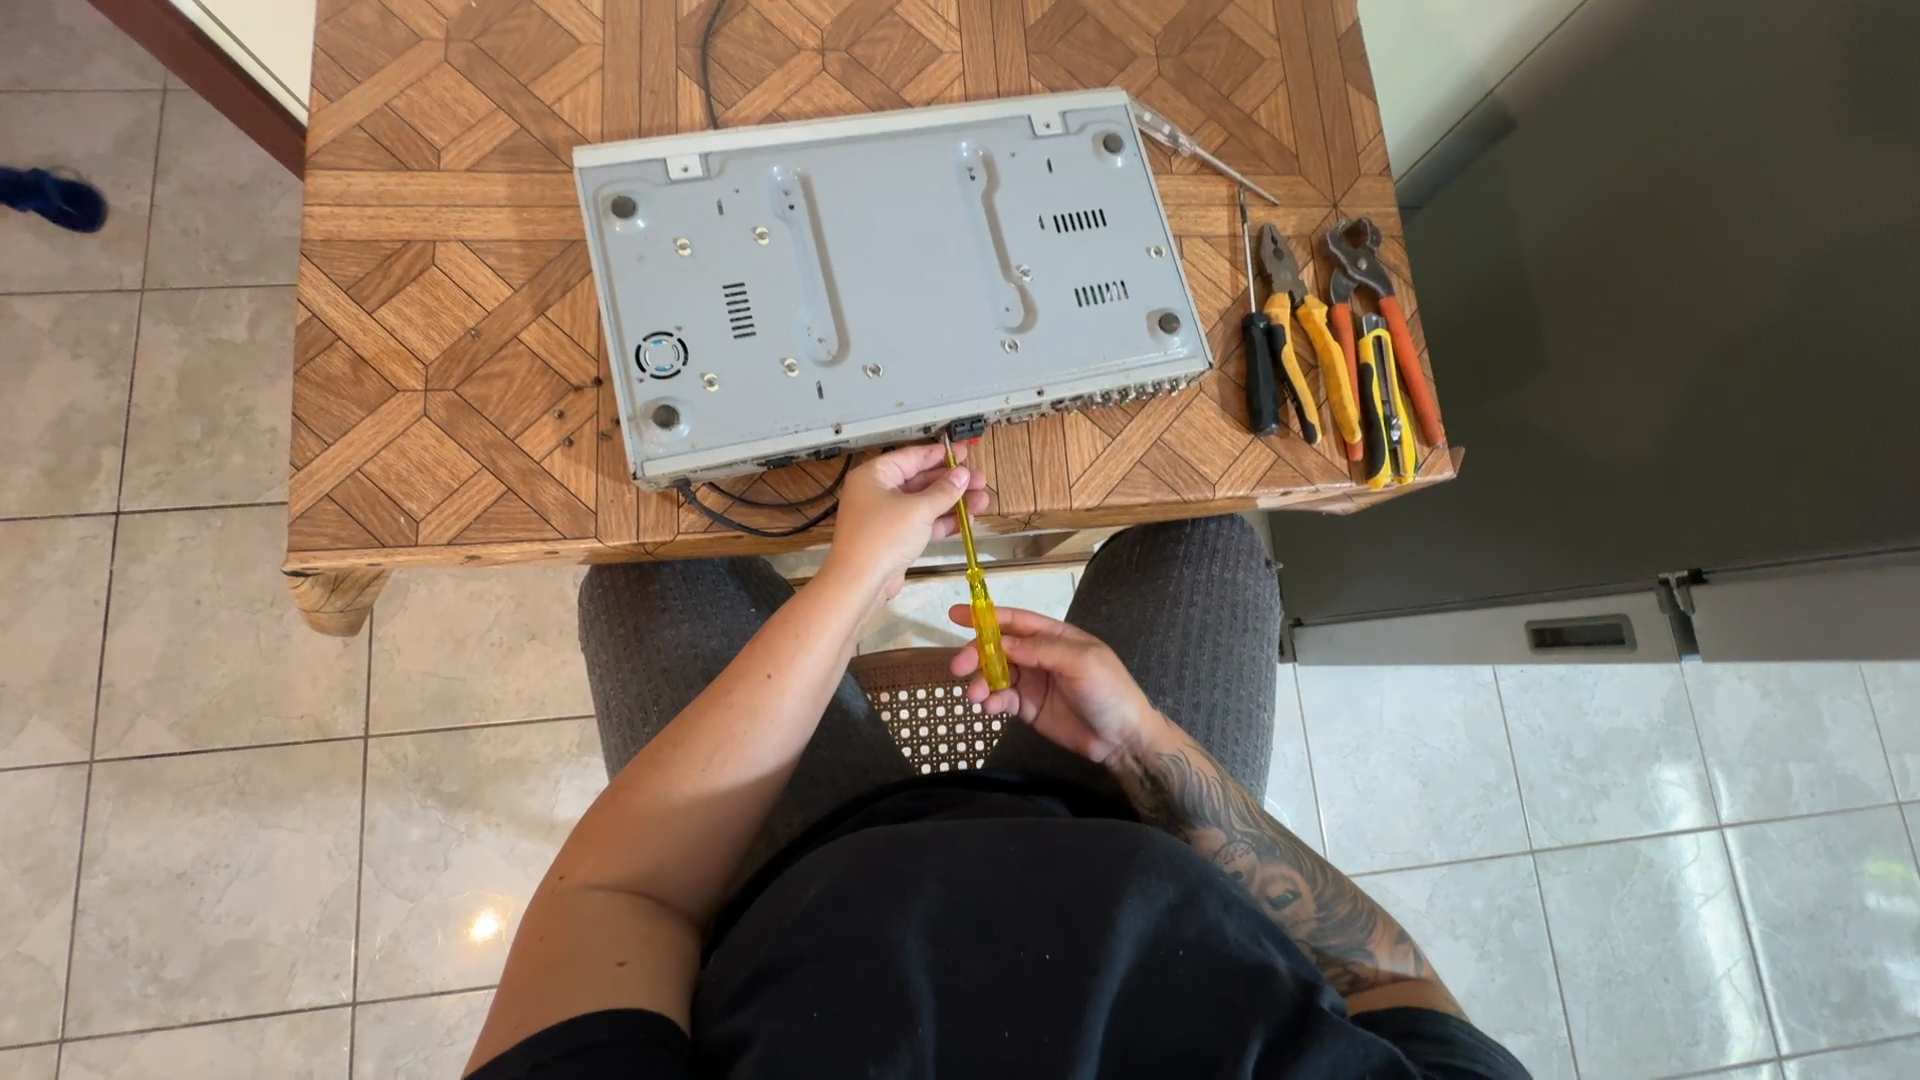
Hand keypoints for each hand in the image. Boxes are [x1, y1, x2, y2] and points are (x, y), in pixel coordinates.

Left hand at [823, 443, 988, 602]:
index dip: (940, 455)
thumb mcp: (918, 509)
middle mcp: (877, 492)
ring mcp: (886, 517)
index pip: (912, 457)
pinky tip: (966, 520)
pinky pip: (922, 523)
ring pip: (924, 503)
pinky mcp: (894, 538)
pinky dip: (942, 521)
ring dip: (952, 502)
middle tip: (979, 480)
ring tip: (981, 501)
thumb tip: (962, 475)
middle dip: (952, 482)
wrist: (860, 582)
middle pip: (920, 480)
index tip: (964, 453)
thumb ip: (944, 490)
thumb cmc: (881, 538)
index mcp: (874, 475)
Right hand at [947, 606, 1167, 766]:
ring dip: (981, 681)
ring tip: (975, 696)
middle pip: (999, 647)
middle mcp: (1040, 655)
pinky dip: (991, 701)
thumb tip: (1002, 643)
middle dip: (977, 654)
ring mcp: (1033, 682)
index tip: (956, 615)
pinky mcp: (1028, 707)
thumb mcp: (1081, 662)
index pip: (1016, 621)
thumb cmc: (1109, 691)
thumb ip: (1041, 650)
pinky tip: (989, 708)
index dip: (986, 616)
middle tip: (958, 667)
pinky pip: (1002, 699)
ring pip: (996, 674)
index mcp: (1055, 636)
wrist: (1123, 738)